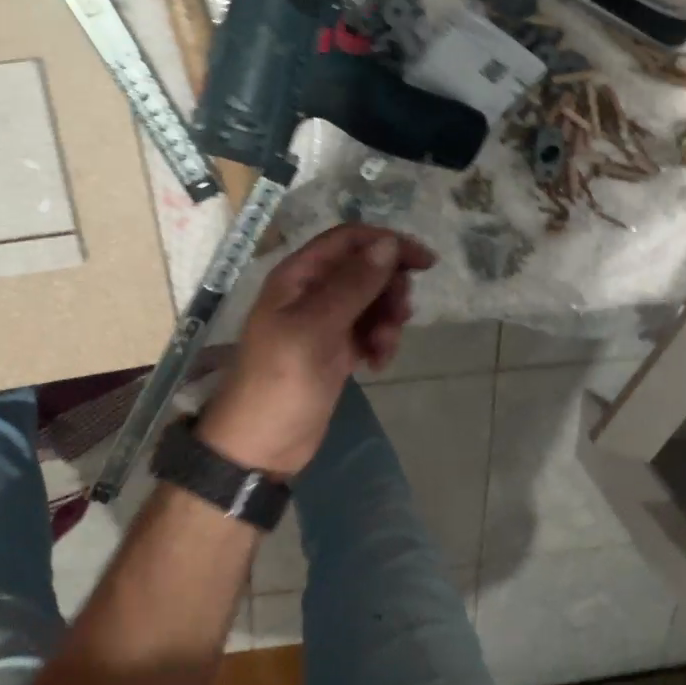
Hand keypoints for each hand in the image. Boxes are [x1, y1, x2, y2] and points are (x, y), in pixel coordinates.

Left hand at [196, 224, 435, 478]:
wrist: (261, 446)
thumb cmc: (281, 381)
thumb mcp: (315, 329)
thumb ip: (352, 285)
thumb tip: (387, 244)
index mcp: (298, 276)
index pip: (348, 239)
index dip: (387, 243)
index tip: (424, 263)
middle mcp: (311, 291)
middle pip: (365, 268)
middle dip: (389, 288)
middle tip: (400, 316)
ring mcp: (323, 322)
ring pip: (371, 301)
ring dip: (387, 320)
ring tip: (383, 349)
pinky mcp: (335, 350)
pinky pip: (369, 330)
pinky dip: (380, 342)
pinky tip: (377, 365)